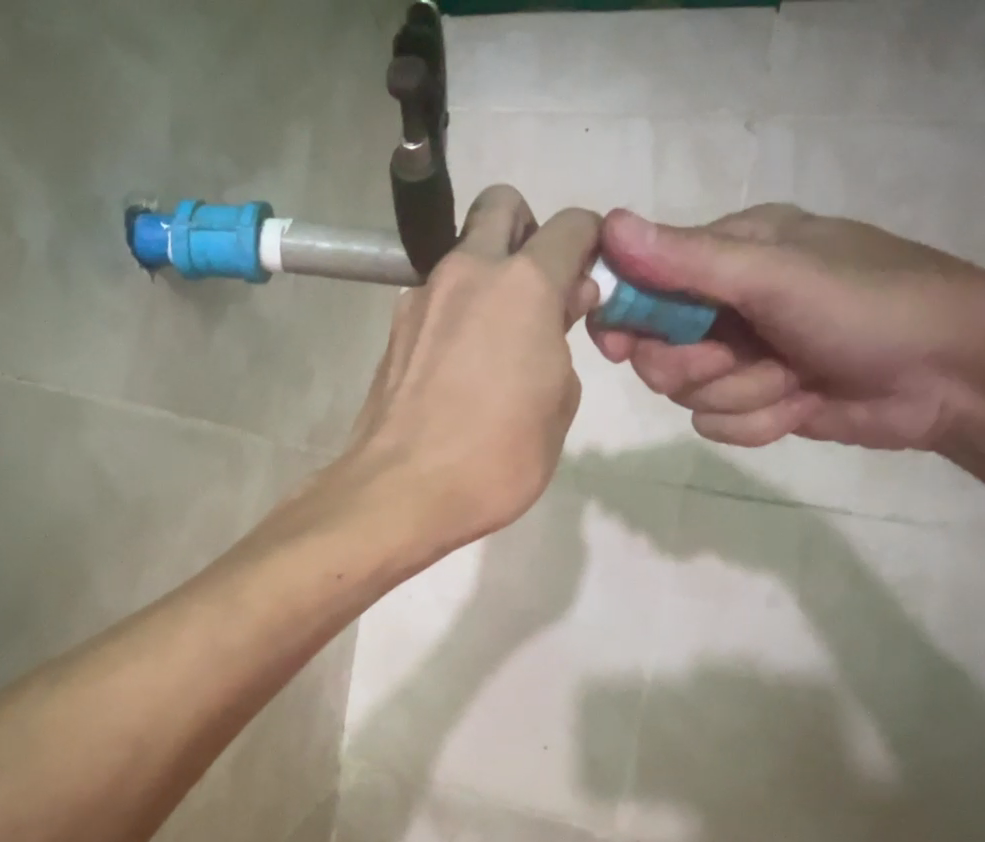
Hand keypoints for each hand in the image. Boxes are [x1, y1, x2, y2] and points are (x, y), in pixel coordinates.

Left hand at [332, 185, 602, 551]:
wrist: (400, 491)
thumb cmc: (496, 455)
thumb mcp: (559, 403)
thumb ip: (562, 340)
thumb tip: (557, 308)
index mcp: (522, 283)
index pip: (570, 226)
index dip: (591, 243)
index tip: (591, 277)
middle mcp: (465, 274)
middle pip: (499, 208)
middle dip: (525, 231)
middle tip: (538, 288)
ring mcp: (419, 300)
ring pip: (460, 258)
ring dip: (485, 278)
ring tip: (498, 342)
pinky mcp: (393, 333)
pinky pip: (434, 301)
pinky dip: (455, 314)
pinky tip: (460, 367)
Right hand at [594, 204, 984, 450]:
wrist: (961, 378)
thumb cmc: (874, 307)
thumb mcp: (779, 276)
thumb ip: (690, 260)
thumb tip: (606, 225)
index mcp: (733, 252)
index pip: (642, 280)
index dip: (623, 315)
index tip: (621, 345)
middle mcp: (729, 301)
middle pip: (653, 348)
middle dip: (690, 365)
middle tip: (729, 360)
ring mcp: (744, 354)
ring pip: (684, 392)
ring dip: (738, 394)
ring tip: (791, 380)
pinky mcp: (759, 399)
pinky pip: (715, 422)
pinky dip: (757, 422)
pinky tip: (800, 406)